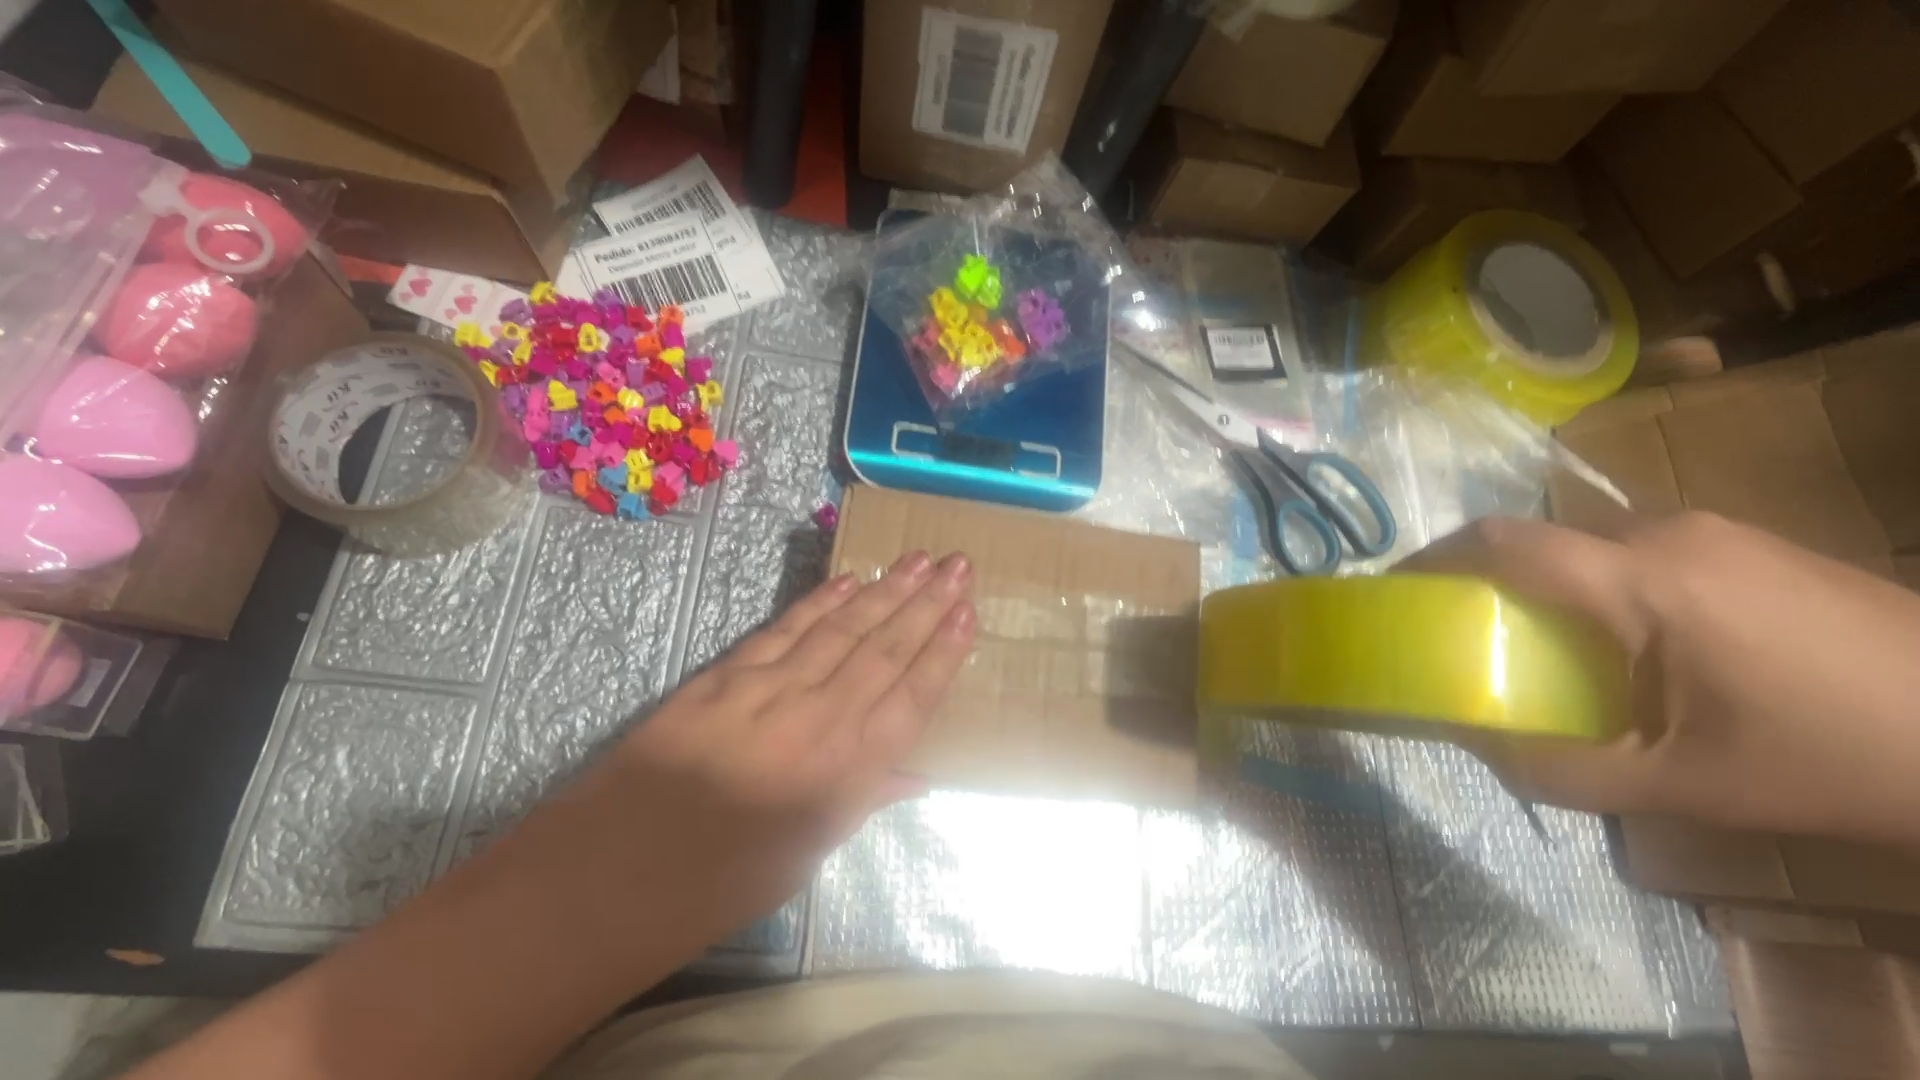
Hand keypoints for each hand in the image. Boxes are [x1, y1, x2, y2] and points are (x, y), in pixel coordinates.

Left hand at [559, 550, 977, 940]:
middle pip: (883, 650)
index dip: (944, 654)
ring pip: (841, 630)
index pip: (911, 699)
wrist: (621, 869)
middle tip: (959, 566)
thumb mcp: (808, 852)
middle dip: (926, 605)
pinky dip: (819, 602)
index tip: (969, 614)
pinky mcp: (726, 675)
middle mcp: (819, 720)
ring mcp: (770, 691)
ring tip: (919, 559)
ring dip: (884, 591)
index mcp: (846, 773)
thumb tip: (915, 774)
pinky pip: (784, 630)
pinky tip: (848, 580)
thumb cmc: (725, 881)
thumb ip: (862, 800)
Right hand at [1403, 513, 1919, 846]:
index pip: (1507, 542)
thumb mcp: (1679, 786)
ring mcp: (1723, 532)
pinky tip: (1640, 648)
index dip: (1436, 558)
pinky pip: (1647, 552)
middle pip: (1547, 541)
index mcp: (1647, 581)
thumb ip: (1557, 768)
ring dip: (1557, 588)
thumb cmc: (1829, 760)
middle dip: (1495, 582)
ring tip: (1559, 652)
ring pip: (1597, 546)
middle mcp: (1674, 534)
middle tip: (1477, 639)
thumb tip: (1475, 744)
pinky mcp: (1757, 544)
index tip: (1396, 589)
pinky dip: (1608, 588)